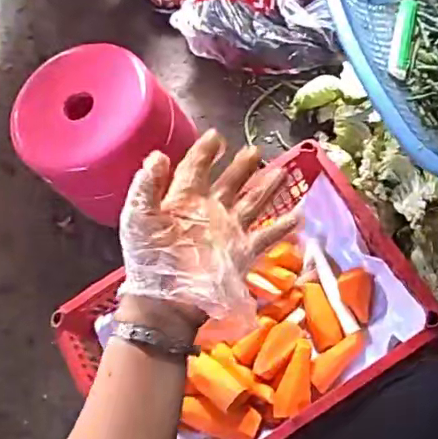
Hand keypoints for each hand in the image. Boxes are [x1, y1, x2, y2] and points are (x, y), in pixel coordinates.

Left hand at [118, 130, 298, 342]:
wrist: (166, 301)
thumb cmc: (149, 259)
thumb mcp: (138, 218)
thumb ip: (146, 185)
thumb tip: (158, 155)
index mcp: (183, 200)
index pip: (196, 168)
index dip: (205, 152)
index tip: (216, 137)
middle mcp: (209, 212)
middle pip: (229, 183)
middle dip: (242, 167)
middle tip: (255, 150)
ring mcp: (227, 231)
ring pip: (251, 203)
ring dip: (266, 188)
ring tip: (282, 171)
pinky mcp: (242, 251)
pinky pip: (266, 236)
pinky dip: (283, 227)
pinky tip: (298, 216)